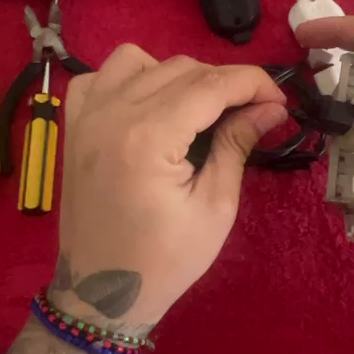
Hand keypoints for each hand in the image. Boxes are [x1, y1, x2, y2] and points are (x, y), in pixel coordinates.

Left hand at [52, 46, 286, 330]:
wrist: (100, 294)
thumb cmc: (164, 261)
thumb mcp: (215, 208)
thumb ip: (237, 146)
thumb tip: (270, 108)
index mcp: (147, 138)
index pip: (211, 85)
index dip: (253, 84)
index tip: (279, 101)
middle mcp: (111, 114)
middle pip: (181, 68)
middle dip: (224, 82)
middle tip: (252, 113)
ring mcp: (85, 117)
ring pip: (139, 60)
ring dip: (177, 74)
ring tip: (199, 109)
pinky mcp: (73, 126)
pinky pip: (100, 76)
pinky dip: (129, 79)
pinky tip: (148, 105)